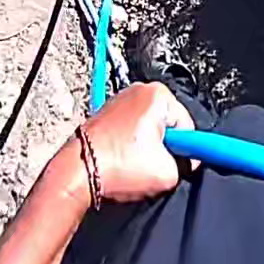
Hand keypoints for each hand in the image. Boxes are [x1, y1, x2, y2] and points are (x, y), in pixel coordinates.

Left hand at [68, 82, 193, 206]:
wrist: (77, 172)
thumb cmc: (117, 166)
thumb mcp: (167, 174)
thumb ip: (186, 165)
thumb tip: (184, 163)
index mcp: (158, 94)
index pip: (186, 125)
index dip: (185, 150)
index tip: (178, 165)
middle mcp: (140, 89)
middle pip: (166, 124)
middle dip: (163, 147)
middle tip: (151, 166)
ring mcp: (121, 98)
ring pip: (148, 127)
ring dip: (145, 146)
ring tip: (132, 165)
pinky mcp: (106, 111)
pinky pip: (130, 128)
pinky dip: (129, 144)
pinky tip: (121, 160)